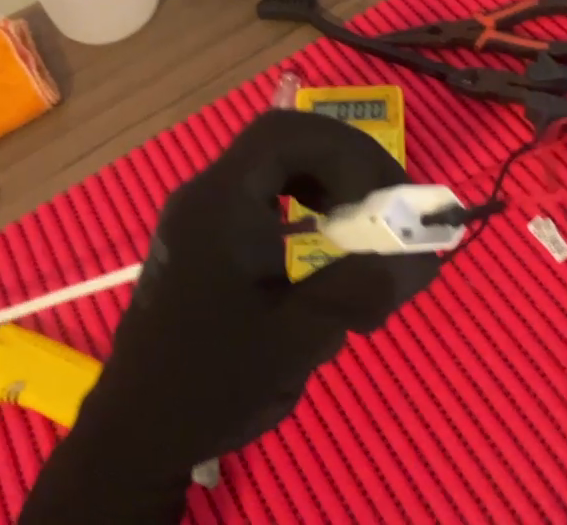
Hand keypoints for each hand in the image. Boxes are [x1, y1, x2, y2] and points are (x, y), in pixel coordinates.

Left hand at [20, 109, 442, 522]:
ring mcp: (202, 215)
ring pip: (275, 167)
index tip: (386, 199)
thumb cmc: (211, 383)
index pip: (286, 133)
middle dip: (344, 166)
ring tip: (360, 228)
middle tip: (386, 206)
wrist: (136, 433)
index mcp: (220, 203)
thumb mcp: (297, 338)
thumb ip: (364, 289)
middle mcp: (207, 194)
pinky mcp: (206, 239)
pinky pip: (263, 198)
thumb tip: (430, 257)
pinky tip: (323, 252)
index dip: (347, 152)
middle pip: (283, 142)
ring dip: (326, 184)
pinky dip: (305, 208)